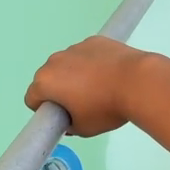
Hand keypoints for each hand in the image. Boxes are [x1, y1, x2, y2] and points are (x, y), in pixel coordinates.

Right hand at [24, 36, 158, 136]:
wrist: (138, 82)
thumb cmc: (105, 109)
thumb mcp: (83, 129)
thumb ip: (68, 126)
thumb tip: (68, 120)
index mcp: (45, 82)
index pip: (32, 98)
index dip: (44, 110)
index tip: (61, 115)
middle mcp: (54, 61)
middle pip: (48, 78)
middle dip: (58, 90)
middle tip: (80, 102)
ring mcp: (74, 47)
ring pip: (67, 65)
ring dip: (74, 75)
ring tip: (99, 86)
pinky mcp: (93, 40)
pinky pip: (85, 55)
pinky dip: (91, 63)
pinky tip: (109, 72)